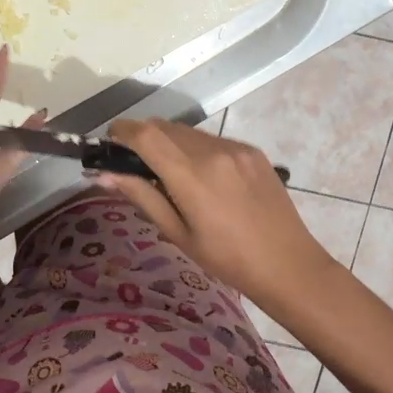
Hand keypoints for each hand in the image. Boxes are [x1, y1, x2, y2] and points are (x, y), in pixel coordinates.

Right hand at [99, 119, 335, 303]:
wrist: (288, 264)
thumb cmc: (227, 259)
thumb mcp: (178, 233)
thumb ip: (141, 196)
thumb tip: (104, 174)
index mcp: (191, 175)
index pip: (146, 135)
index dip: (122, 132)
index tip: (110, 141)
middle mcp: (212, 152)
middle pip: (164, 127)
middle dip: (143, 136)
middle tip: (134, 161)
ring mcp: (235, 148)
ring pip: (188, 132)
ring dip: (169, 141)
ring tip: (169, 171)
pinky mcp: (252, 151)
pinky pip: (212, 140)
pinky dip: (196, 148)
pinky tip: (202, 176)